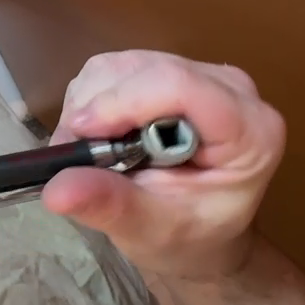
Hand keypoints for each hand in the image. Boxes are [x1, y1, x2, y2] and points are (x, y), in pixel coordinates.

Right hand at [41, 50, 284, 281]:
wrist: (197, 235)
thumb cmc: (186, 238)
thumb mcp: (149, 230)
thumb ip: (109, 205)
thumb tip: (54, 191)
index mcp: (249, 130)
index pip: (179, 85)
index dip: (122, 101)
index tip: (81, 135)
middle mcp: (229, 88)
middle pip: (141, 70)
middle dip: (97, 108)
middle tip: (78, 155)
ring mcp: (196, 73)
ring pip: (118, 66)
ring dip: (87, 104)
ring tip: (91, 151)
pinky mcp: (164, 68)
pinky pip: (110, 68)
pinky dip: (88, 98)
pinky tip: (98, 132)